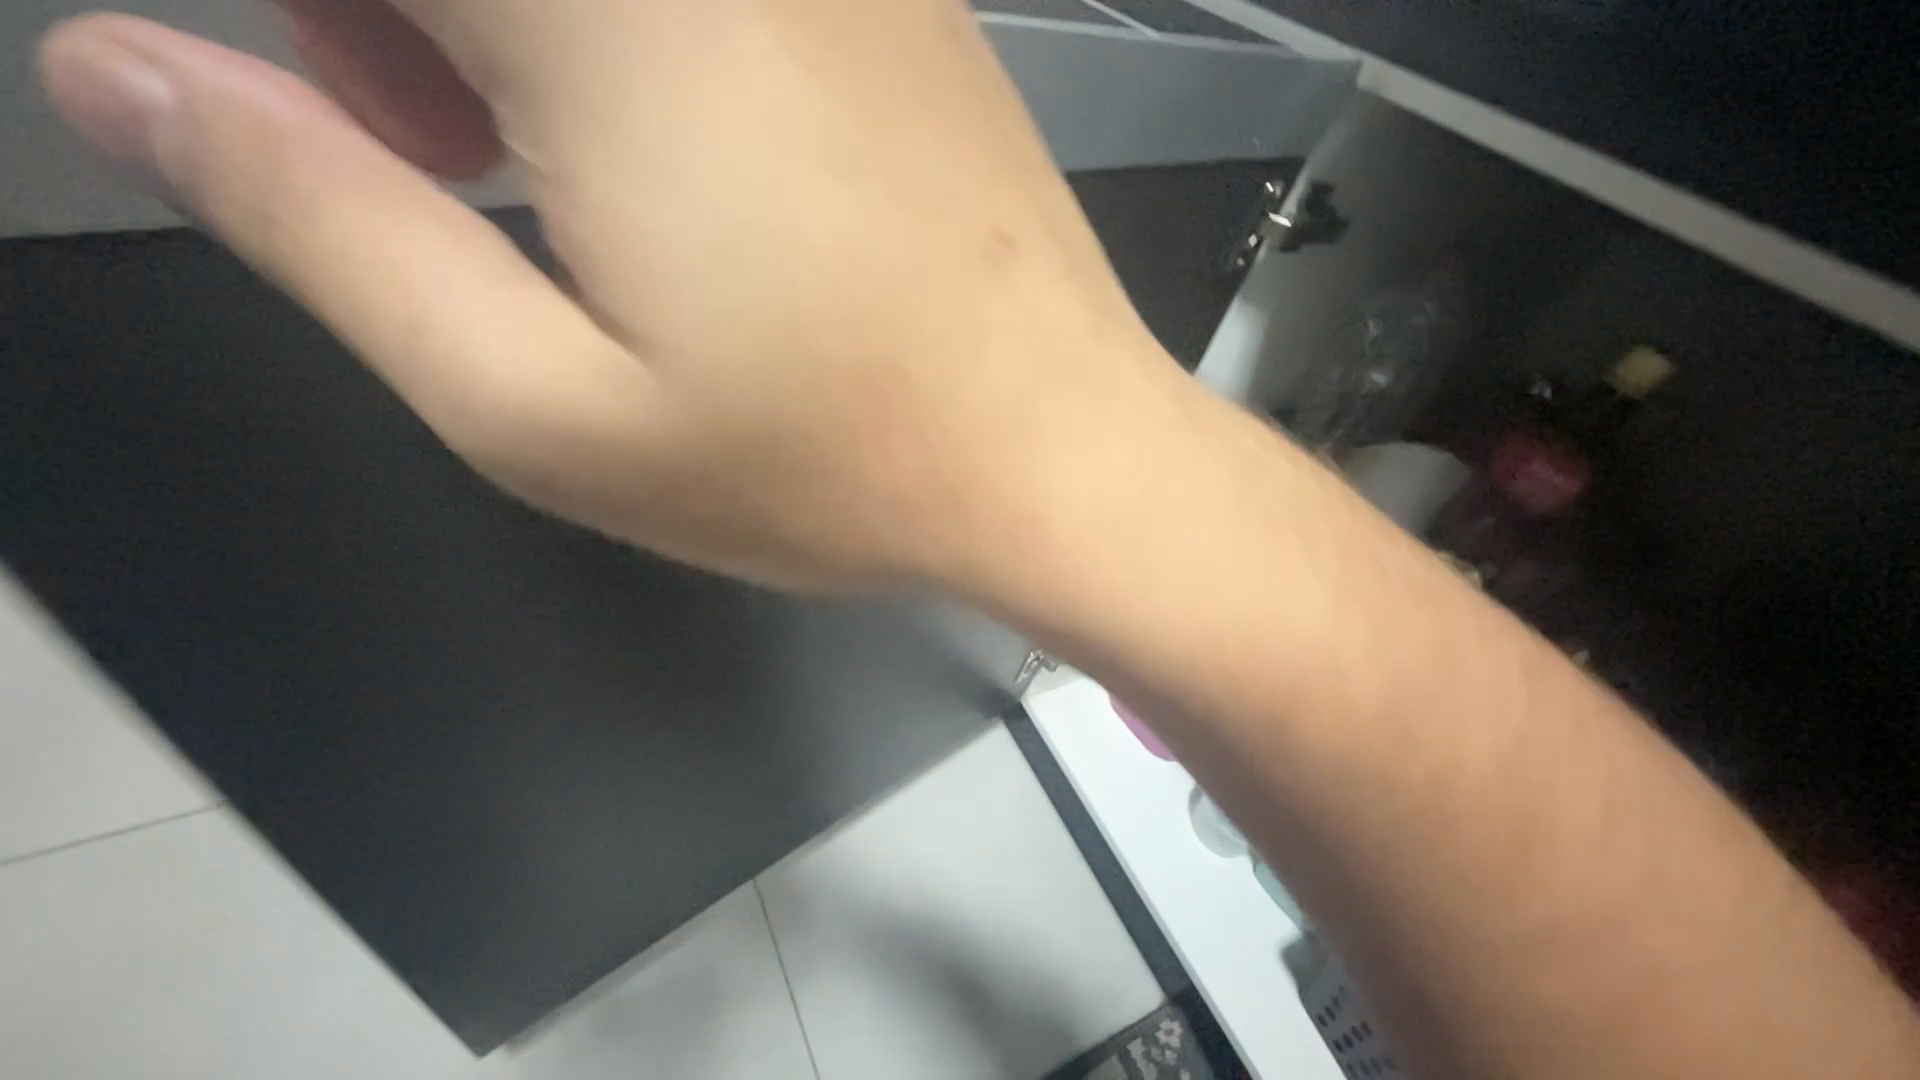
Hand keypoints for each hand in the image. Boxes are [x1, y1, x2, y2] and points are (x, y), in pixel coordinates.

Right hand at [38, 0, 1181, 592]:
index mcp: (608, 16)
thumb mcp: (546, 405)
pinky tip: (684, 149)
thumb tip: (117, 73)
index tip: (366, 154)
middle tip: (432, 157)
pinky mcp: (902, 3)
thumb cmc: (825, 460)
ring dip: (517, 29)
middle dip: (393, 22)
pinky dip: (637, 34)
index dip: (321, 37)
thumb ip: (323, 228)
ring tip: (551, 173)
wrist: (1052, 452)